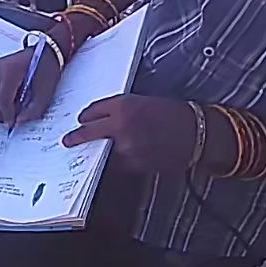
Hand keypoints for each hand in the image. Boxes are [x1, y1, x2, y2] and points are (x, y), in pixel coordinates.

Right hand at [0, 43, 63, 125]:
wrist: (49, 49)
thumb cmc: (49, 67)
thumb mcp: (45, 92)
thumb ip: (33, 109)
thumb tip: (20, 121)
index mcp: (11, 72)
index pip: (2, 100)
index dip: (6, 115)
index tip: (12, 124)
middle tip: (9, 121)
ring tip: (12, 110)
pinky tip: (12, 100)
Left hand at [62, 94, 199, 172]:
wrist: (196, 133)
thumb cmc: (175, 114)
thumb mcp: (146, 102)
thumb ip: (122, 111)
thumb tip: (104, 120)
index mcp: (124, 105)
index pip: (93, 111)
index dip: (85, 116)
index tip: (80, 120)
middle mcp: (121, 126)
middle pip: (89, 132)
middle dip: (77, 137)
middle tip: (68, 140)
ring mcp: (126, 147)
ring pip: (104, 150)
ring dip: (103, 148)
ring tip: (108, 146)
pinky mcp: (134, 164)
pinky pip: (120, 161)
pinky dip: (121, 158)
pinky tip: (130, 153)